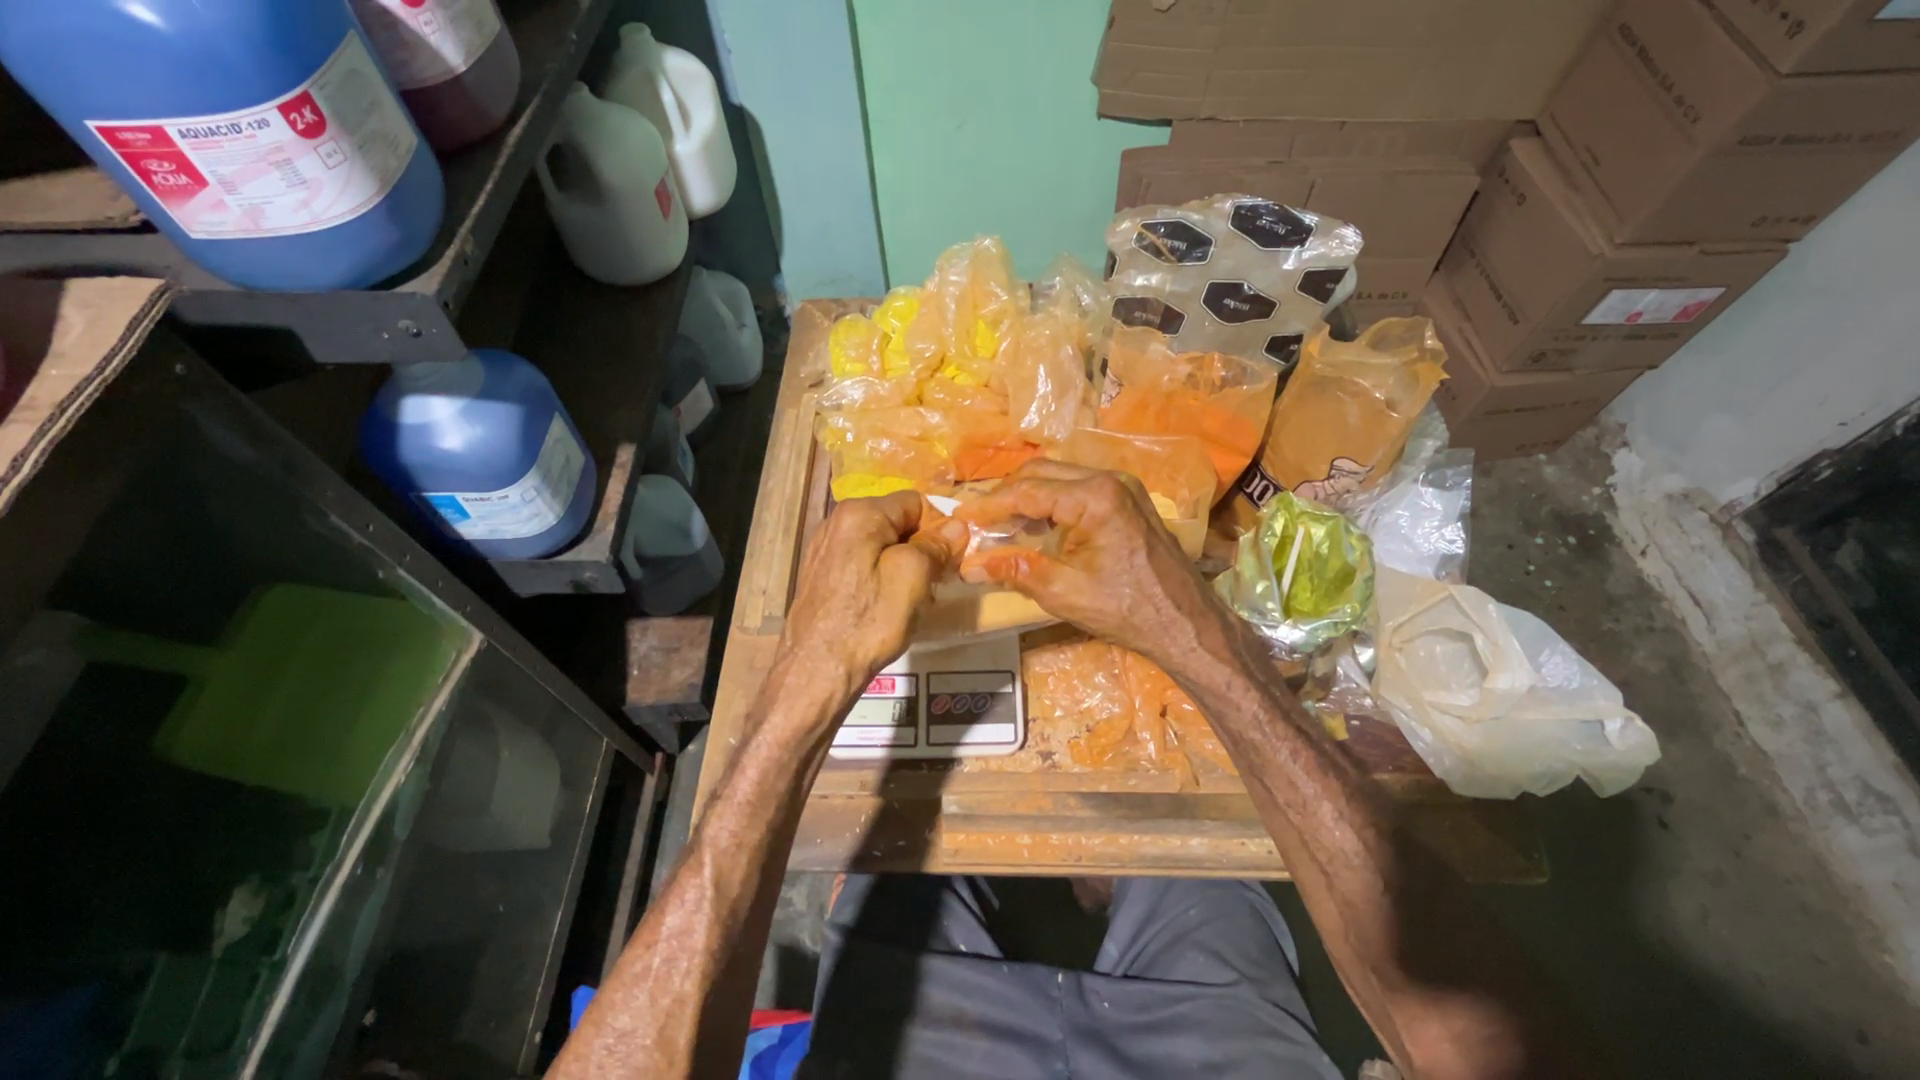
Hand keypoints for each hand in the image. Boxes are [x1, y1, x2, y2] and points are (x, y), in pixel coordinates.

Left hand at [779, 491, 963, 701]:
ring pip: (881, 545)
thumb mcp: (914, 577)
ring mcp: (824, 549)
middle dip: (921, 547)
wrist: (816, 670)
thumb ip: (935, 545)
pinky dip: (881, 578)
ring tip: (912, 600)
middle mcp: (836, 522)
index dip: (939, 528)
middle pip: (896, 522)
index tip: (950, 560)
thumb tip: (956, 525)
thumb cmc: (869, 621)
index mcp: (859, 513)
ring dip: (903, 565)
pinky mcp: (820, 575)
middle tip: (934, 583)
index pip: (915, 502)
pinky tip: (885, 607)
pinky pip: (862, 563)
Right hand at [955, 460, 1229, 666]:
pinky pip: (1078, 486)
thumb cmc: (1125, 610)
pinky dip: (1051, 499)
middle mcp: (1109, 479)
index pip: (1027, 490)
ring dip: (1027, 495)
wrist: (1184, 622)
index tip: (959, 517)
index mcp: (1095, 497)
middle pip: (1041, 472)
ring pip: (1059, 475)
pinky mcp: (1128, 499)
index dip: (988, 505)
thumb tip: (969, 564)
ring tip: (1000, 523)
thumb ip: (1014, 569)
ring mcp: (1123, 486)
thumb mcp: (1063, 591)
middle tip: (977, 521)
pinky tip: (1035, 523)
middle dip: (1005, 495)